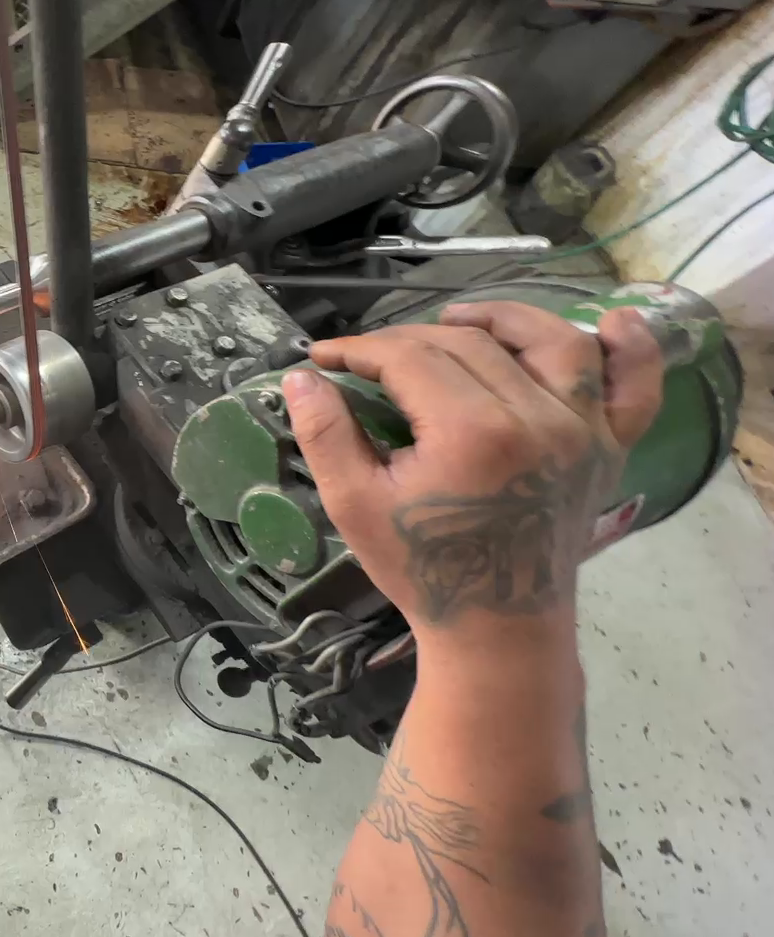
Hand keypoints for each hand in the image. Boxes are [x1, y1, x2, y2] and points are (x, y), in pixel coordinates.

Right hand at [280, 303, 662, 644]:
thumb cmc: (415, 561)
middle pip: (467, 343)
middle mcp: (538, 418)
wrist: (494, 619)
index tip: (321, 357)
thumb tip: (301, 377)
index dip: (357, 349)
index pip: (409, 358)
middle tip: (361, 357)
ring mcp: (583, 430)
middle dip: (403, 338)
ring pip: (551, 342)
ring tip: (455, 316)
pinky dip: (631, 348)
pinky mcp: (607, 447)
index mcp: (471, 432)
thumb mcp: (350, 500)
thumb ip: (325, 432)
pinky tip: (614, 321)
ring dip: (500, 318)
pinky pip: (634, 385)